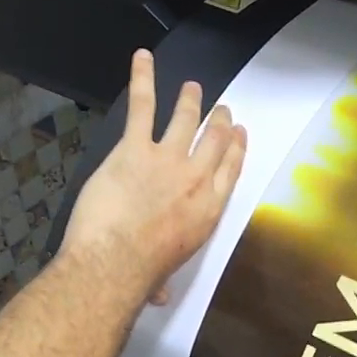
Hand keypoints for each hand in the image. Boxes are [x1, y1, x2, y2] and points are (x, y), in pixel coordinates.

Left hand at [61, 49, 248, 304]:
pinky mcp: (134, 149)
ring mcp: (167, 160)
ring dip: (191, 102)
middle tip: (223, 110)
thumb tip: (157, 296)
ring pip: (185, 121)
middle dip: (220, 123)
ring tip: (194, 88)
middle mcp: (196, 180)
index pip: (230, 172)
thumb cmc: (142, 276)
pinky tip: (142, 59)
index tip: (239, 134)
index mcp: (208, 212)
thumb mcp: (161, 279)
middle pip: (214, 143)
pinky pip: (142, 107)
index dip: (236, 149)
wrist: (116, 261)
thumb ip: (162, 280)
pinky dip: (143, 80)